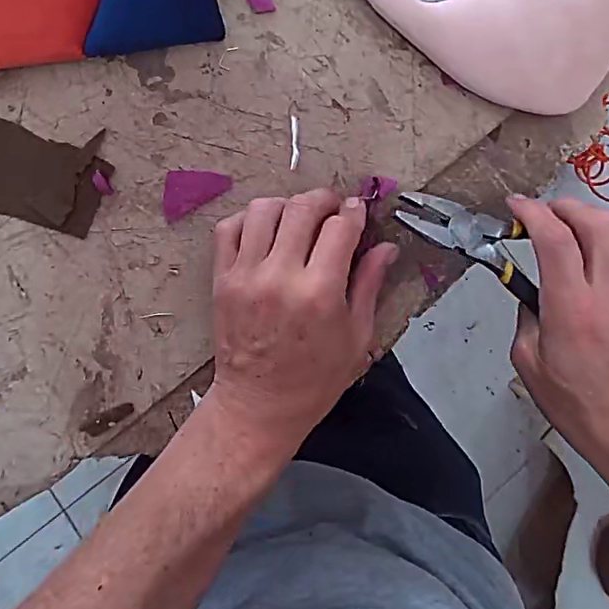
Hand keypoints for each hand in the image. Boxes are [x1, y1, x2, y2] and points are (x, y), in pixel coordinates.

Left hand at [205, 189, 398, 453]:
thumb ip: (370, 283)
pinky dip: (251, 219)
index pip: (340, 226)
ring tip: (300, 220)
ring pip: (265, 209)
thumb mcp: (357, 335)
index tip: (360, 211)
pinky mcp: (222, 280)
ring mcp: (246, 276)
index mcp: (319, 292)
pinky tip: (269, 231)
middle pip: (303, 208)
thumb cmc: (315, 378)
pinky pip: (230, 228)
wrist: (257, 408)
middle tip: (334, 210)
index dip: (355, 212)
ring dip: (288, 205)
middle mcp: (280, 277)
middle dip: (325, 200)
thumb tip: (386, 247)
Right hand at [508, 197, 608, 492]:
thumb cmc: (587, 413)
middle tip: (552, 212)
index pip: (553, 238)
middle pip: (594, 222)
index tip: (519, 205)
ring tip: (586, 227)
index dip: (533, 211)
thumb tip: (531, 289)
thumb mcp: (532, 369)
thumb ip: (526, 319)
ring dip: (601, 220)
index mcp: (573, 311)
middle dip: (567, 207)